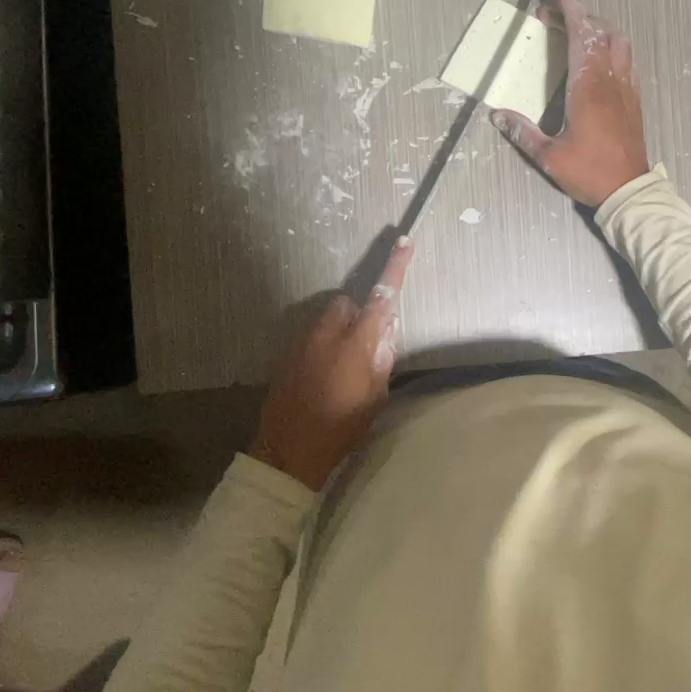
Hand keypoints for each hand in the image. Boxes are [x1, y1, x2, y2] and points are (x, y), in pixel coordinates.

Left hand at [250, 238, 413, 490]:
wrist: (289, 450)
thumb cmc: (341, 427)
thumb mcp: (375, 396)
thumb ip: (382, 357)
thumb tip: (386, 331)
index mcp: (356, 343)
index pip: (381, 297)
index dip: (394, 268)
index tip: (403, 242)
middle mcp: (327, 332)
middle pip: (347, 302)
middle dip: (359, 312)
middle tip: (367, 342)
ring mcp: (302, 340)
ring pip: (327, 318)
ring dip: (339, 328)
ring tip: (343, 364)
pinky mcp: (287, 352)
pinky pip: (312, 335)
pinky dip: (323, 343)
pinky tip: (323, 373)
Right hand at [489, 0, 650, 207]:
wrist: (628, 190)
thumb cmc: (588, 172)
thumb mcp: (549, 156)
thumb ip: (523, 133)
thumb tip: (497, 115)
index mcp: (587, 87)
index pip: (582, 37)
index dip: (572, 11)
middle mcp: (610, 81)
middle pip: (602, 33)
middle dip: (581, 17)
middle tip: (557, 16)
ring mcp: (626, 89)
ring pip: (620, 44)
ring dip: (602, 30)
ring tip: (583, 31)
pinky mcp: (634, 101)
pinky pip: (627, 63)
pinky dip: (613, 50)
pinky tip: (602, 61)